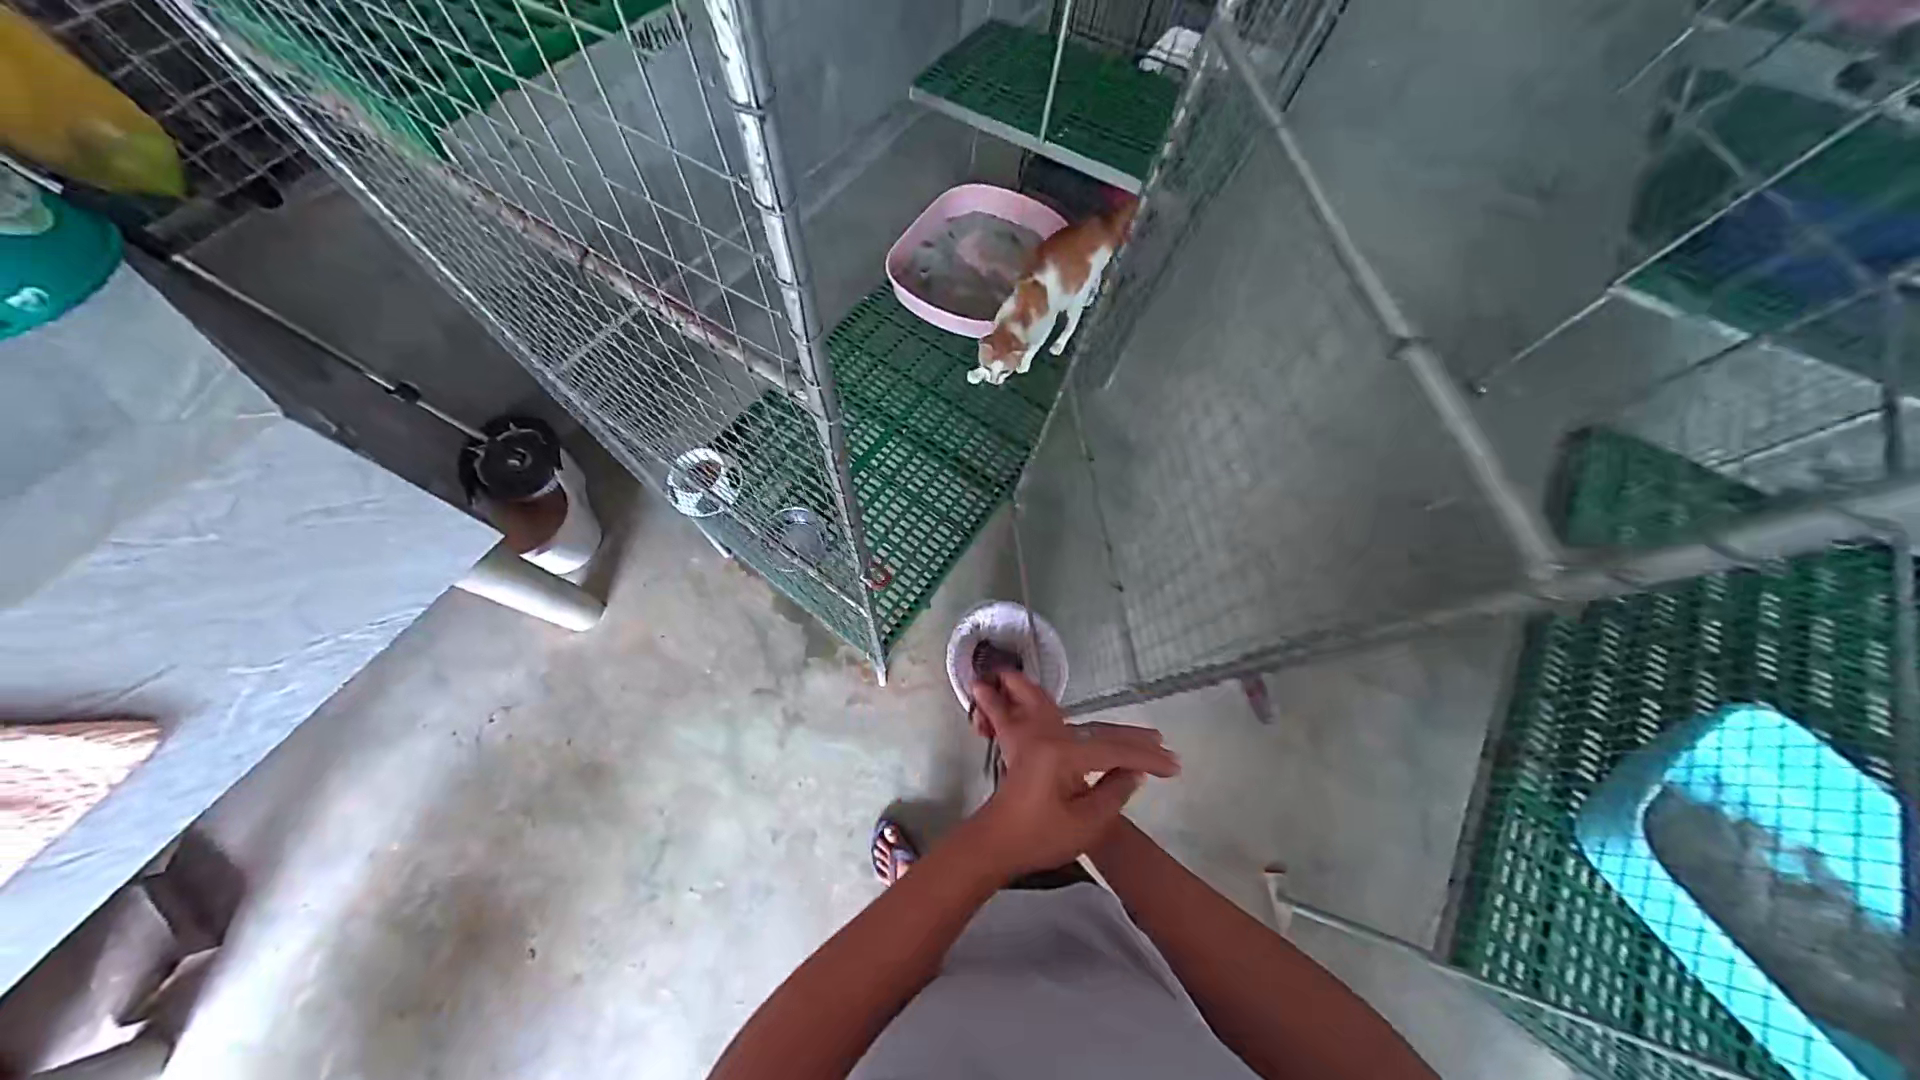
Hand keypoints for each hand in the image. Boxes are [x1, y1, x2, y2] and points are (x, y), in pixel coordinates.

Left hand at [956, 672, 1179, 877]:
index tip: (1174, 767)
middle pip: (1100, 732)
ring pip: (1084, 726)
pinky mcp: (1034, 749)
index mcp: (1062, 753)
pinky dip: (1092, 732)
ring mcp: (1040, 741)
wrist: (994, 842)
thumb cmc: (1038, 837)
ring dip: (1114, 731)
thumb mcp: (1085, 824)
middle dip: (1135, 741)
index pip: (1114, 750)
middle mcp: (1050, 737)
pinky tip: (1099, 733)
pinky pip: (1067, 729)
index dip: (1146, 758)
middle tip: (1165, 745)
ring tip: (1144, 735)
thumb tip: (1135, 773)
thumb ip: (1114, 793)